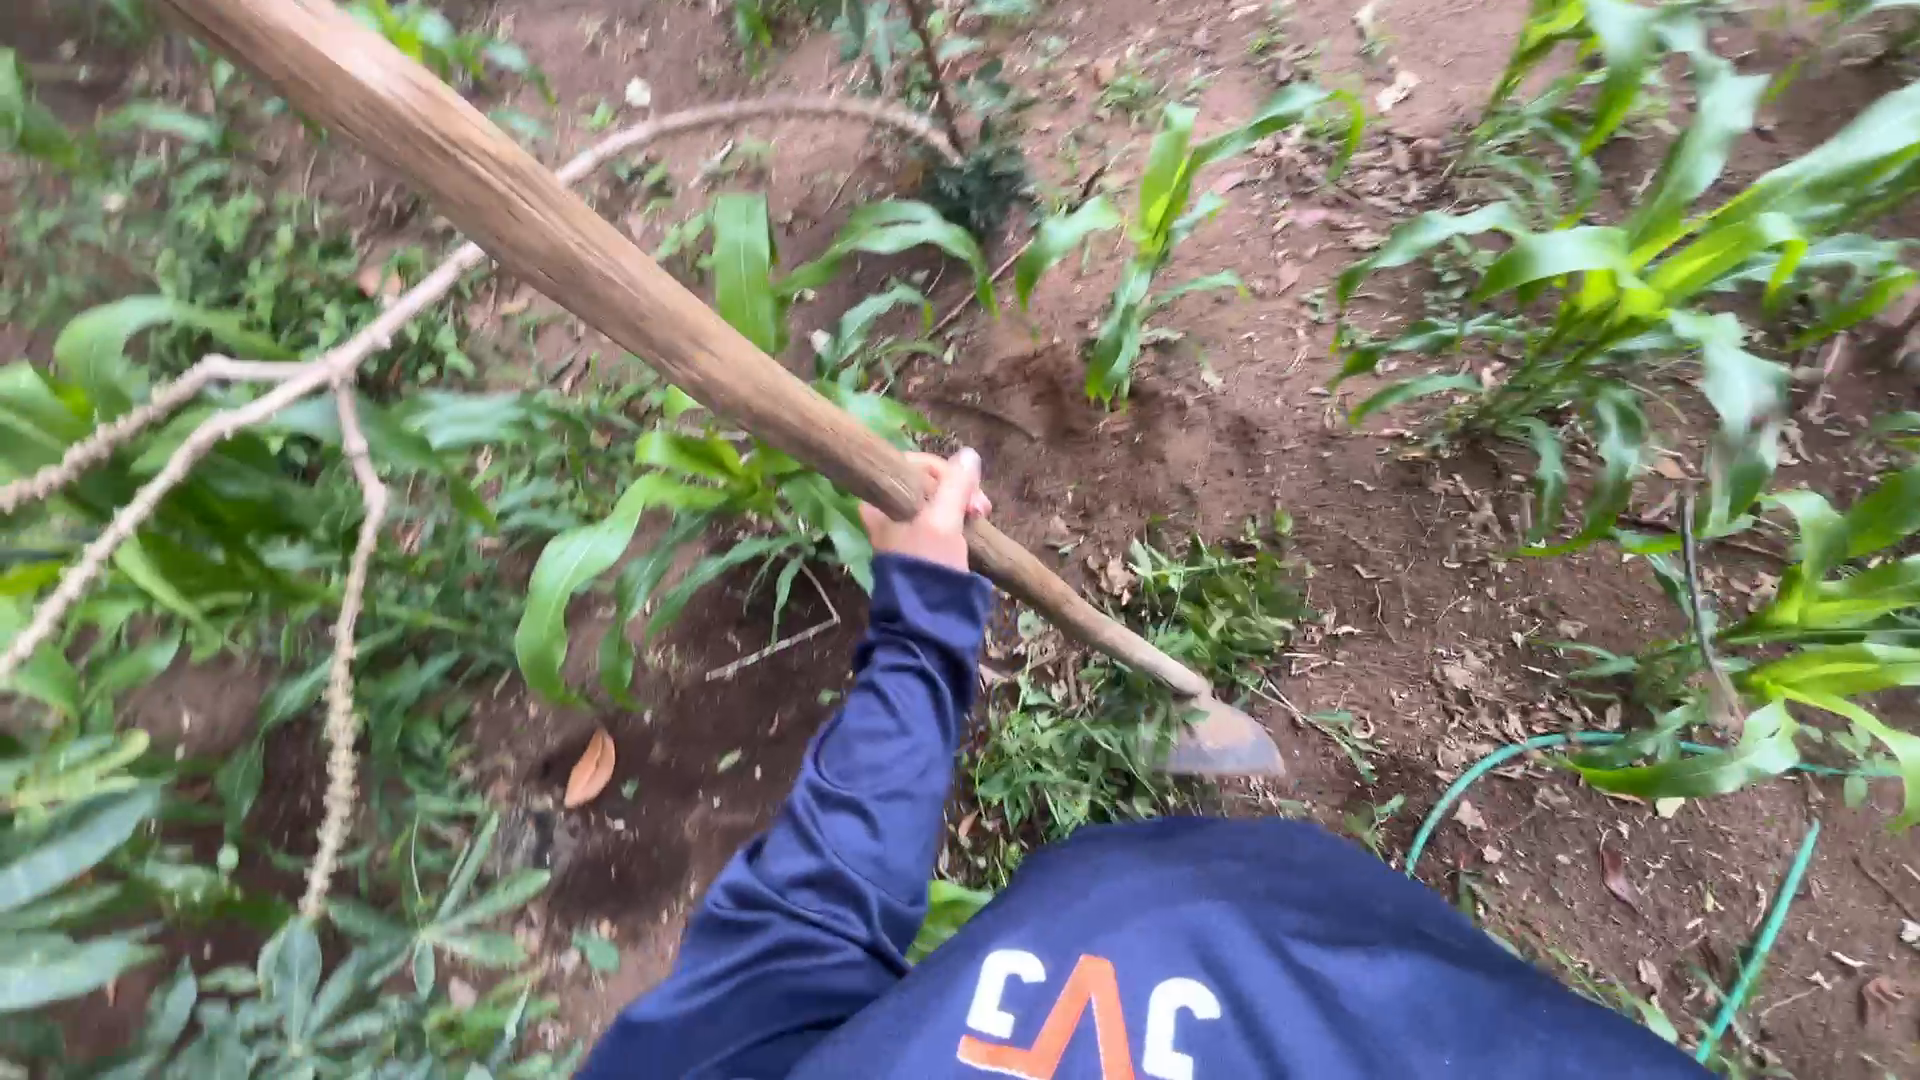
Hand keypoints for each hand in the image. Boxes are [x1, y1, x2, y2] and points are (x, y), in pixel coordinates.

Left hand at [859, 449, 990, 571]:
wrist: (928, 618)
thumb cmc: (928, 564)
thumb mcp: (943, 521)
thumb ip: (955, 485)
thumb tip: (969, 454)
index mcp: (879, 502)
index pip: (911, 464)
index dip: (942, 470)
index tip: (965, 486)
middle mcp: (888, 511)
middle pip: (927, 480)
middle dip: (958, 487)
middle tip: (980, 506)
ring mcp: (905, 527)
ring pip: (938, 497)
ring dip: (963, 501)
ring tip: (981, 515)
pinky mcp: (922, 543)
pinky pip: (943, 515)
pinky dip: (959, 515)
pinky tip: (974, 522)